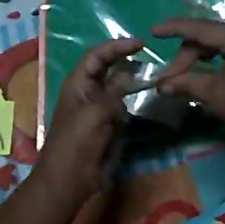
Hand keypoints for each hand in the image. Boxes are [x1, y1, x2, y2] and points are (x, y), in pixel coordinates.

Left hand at [31, 37, 143, 196]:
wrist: (69, 180)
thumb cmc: (75, 144)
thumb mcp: (95, 114)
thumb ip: (114, 93)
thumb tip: (132, 77)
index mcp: (78, 84)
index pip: (97, 56)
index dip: (116, 46)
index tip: (140, 43)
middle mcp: (89, 92)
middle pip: (109, 68)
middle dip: (127, 60)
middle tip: (151, 58)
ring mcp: (99, 108)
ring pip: (119, 87)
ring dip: (135, 80)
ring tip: (155, 75)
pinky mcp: (109, 124)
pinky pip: (124, 106)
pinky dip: (136, 100)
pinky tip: (150, 98)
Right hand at [152, 18, 224, 144]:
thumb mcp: (214, 94)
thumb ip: (185, 83)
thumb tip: (160, 84)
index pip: (201, 29)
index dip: (174, 29)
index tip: (153, 31)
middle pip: (205, 37)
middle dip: (183, 57)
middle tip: (166, 79)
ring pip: (212, 43)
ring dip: (193, 59)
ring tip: (177, 78)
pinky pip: (223, 49)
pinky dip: (206, 60)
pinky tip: (194, 72)